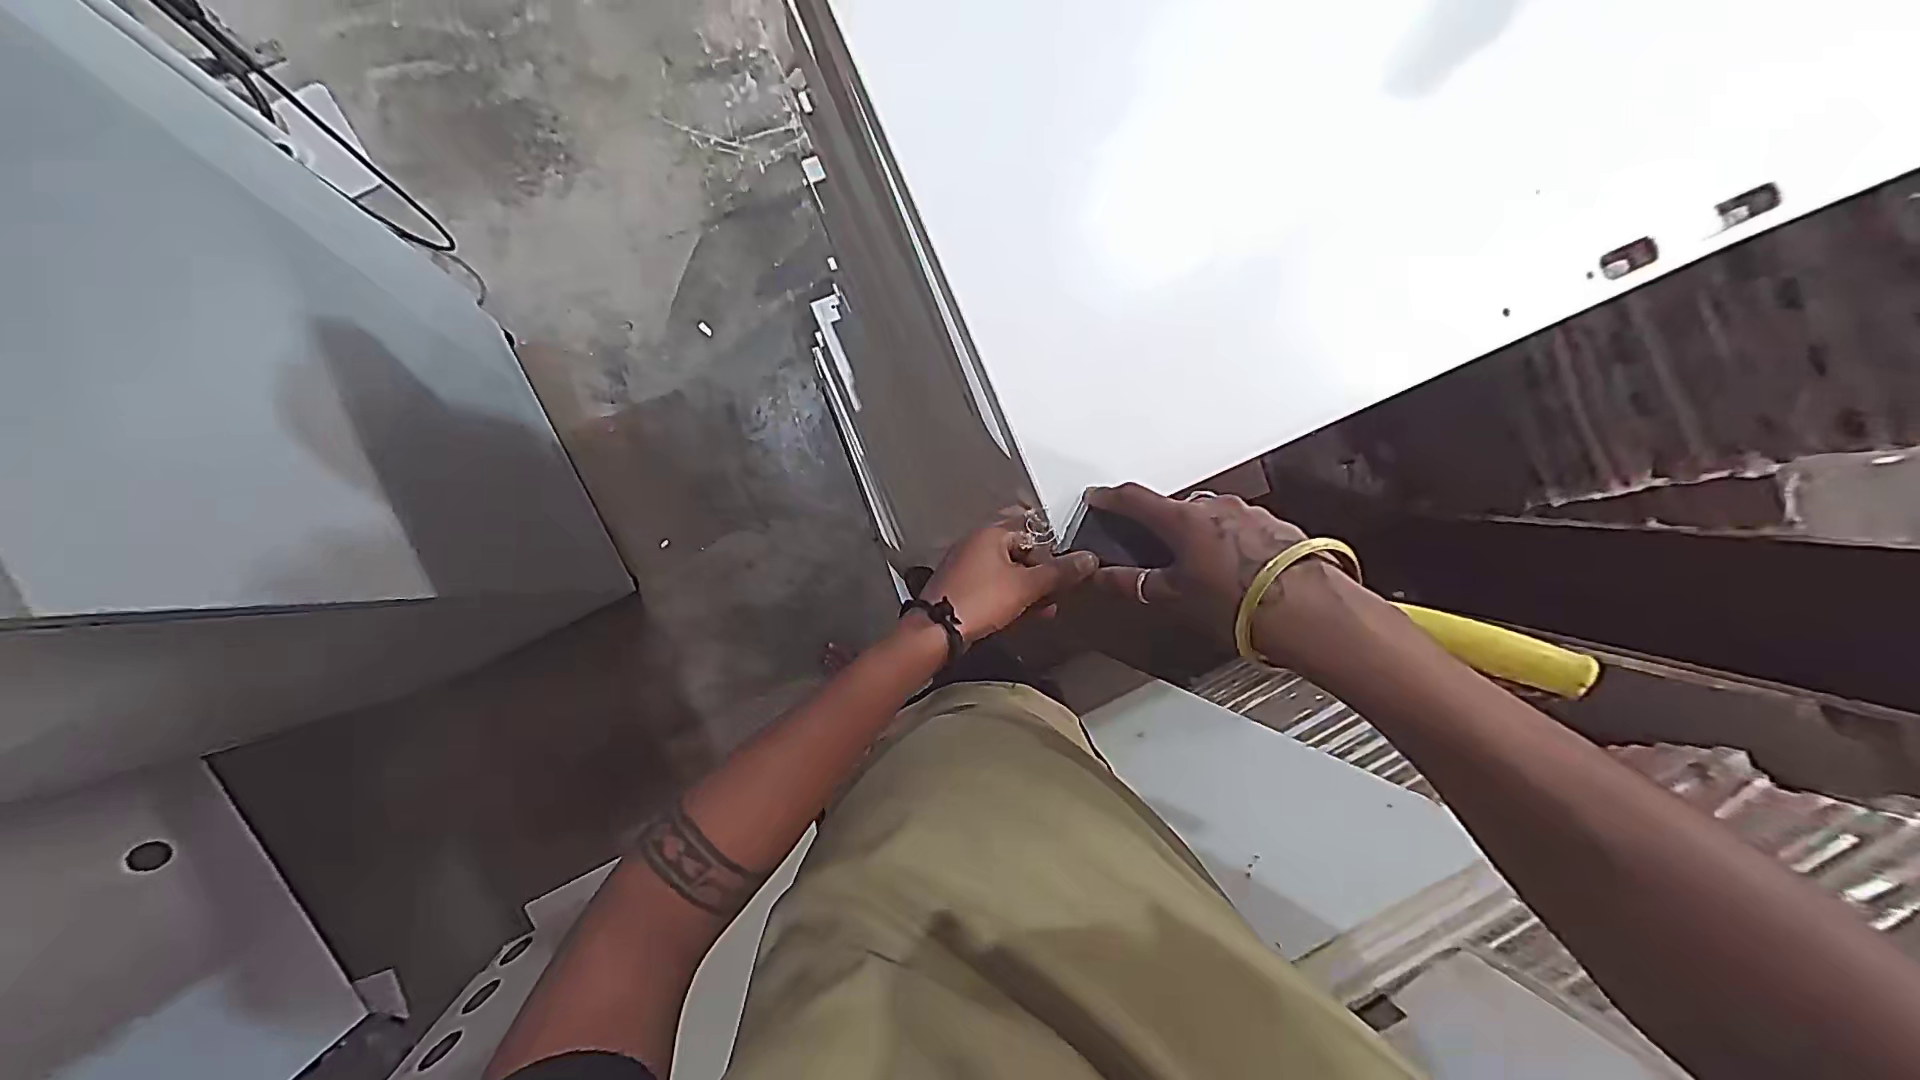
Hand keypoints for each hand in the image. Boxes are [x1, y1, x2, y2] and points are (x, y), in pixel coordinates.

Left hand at [918, 511, 1099, 642]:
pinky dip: (1011, 599)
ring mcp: (967, 567)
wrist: (936, 634)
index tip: (1069, 566)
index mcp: (990, 532)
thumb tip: (1087, 560)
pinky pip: (994, 589)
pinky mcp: (962, 590)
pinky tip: (1023, 617)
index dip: (1054, 547)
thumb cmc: (974, 602)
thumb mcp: (1026, 586)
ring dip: (1029, 590)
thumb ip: (1059, 573)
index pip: (1033, 527)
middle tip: (1057, 591)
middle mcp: (976, 544)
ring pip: (1008, 573)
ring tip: (1043, 608)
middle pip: (1021, 551)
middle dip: (1043, 574)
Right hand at [1085, 484, 1315, 644]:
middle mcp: (1217, 507)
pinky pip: (1241, 528)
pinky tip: (1234, 573)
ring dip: (1200, 537)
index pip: (1134, 498)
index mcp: (1183, 519)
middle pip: (1175, 508)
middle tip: (1157, 554)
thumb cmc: (1245, 603)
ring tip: (1201, 574)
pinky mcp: (1275, 527)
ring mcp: (1249, 514)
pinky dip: (1230, 544)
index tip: (1100, 497)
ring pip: (1210, 518)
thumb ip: (1135, 583)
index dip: (1111, 498)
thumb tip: (1109, 579)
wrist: (1310, 611)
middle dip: (1163, 526)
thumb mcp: (1177, 596)